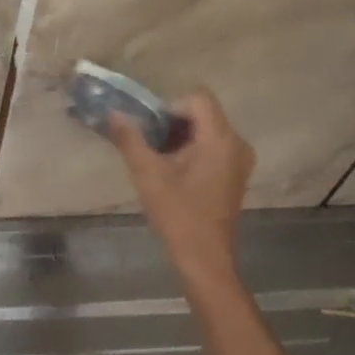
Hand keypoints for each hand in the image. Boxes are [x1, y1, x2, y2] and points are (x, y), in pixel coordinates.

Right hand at [109, 90, 254, 274]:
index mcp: (220, 139)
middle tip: (150, 146)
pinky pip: (214, 146)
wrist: (204, 256)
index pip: (197, 98)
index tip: (151, 130)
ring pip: (207, 130)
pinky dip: (193, 150)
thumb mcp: (148, 175)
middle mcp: (237, 143)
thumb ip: (130, 139)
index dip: (169, 106)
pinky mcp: (236, 173)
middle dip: (173, 123)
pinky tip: (175, 173)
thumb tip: (114, 114)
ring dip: (181, 137)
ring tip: (160, 161)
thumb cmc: (178, 215)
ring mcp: (240, 159)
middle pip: (203, 113)